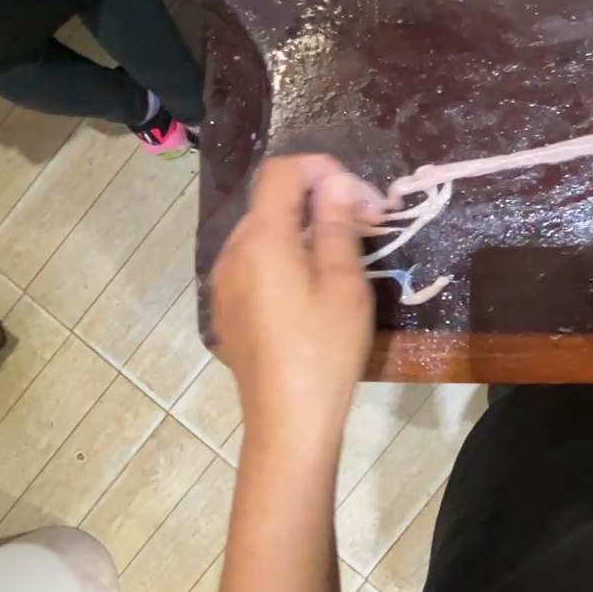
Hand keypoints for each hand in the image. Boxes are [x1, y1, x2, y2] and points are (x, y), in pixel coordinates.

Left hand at [211, 155, 376, 456]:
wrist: (288, 422)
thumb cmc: (325, 350)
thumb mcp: (344, 284)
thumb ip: (337, 224)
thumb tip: (334, 182)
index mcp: (262, 240)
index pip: (281, 172)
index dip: (323, 169)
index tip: (362, 197)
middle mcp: (232, 253)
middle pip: (272, 201)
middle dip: (320, 200)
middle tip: (367, 225)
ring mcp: (225, 283)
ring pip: (264, 232)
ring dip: (305, 229)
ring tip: (345, 256)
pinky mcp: (228, 310)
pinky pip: (256, 263)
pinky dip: (286, 255)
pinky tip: (313, 286)